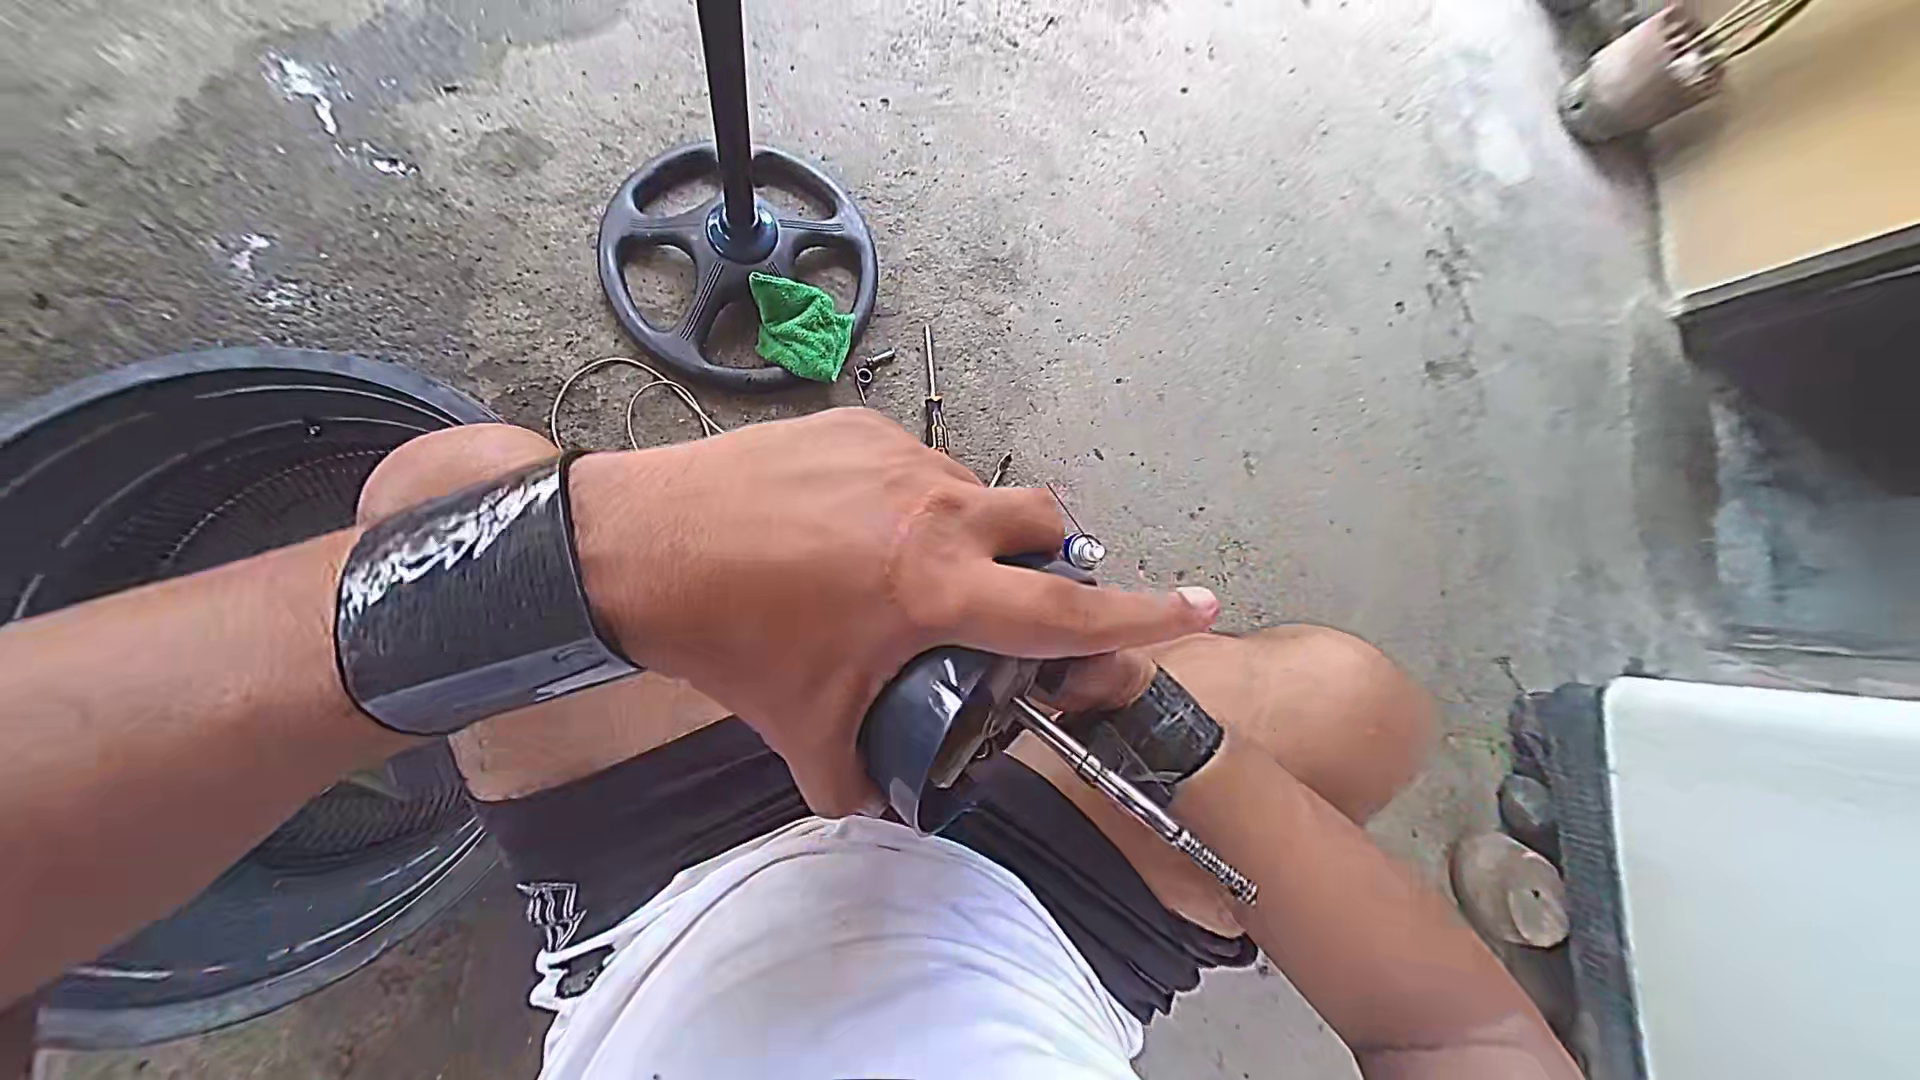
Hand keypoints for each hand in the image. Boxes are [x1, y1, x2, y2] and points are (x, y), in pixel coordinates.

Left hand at [568, 409, 1219, 814]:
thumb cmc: (727, 636)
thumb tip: (884, 810)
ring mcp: (900, 458)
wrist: (640, 545)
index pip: (1067, 607)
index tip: (1200, 605)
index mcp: (937, 587)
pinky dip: (920, 499)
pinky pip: (922, 464)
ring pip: (982, 490)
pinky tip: (864, 524)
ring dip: (978, 529)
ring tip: (921, 562)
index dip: (1143, 613)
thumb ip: (857, 785)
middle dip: (1052, 555)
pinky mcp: (861, 427)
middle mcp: (936, 511)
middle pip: (1048, 519)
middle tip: (1010, 589)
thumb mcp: (805, 727)